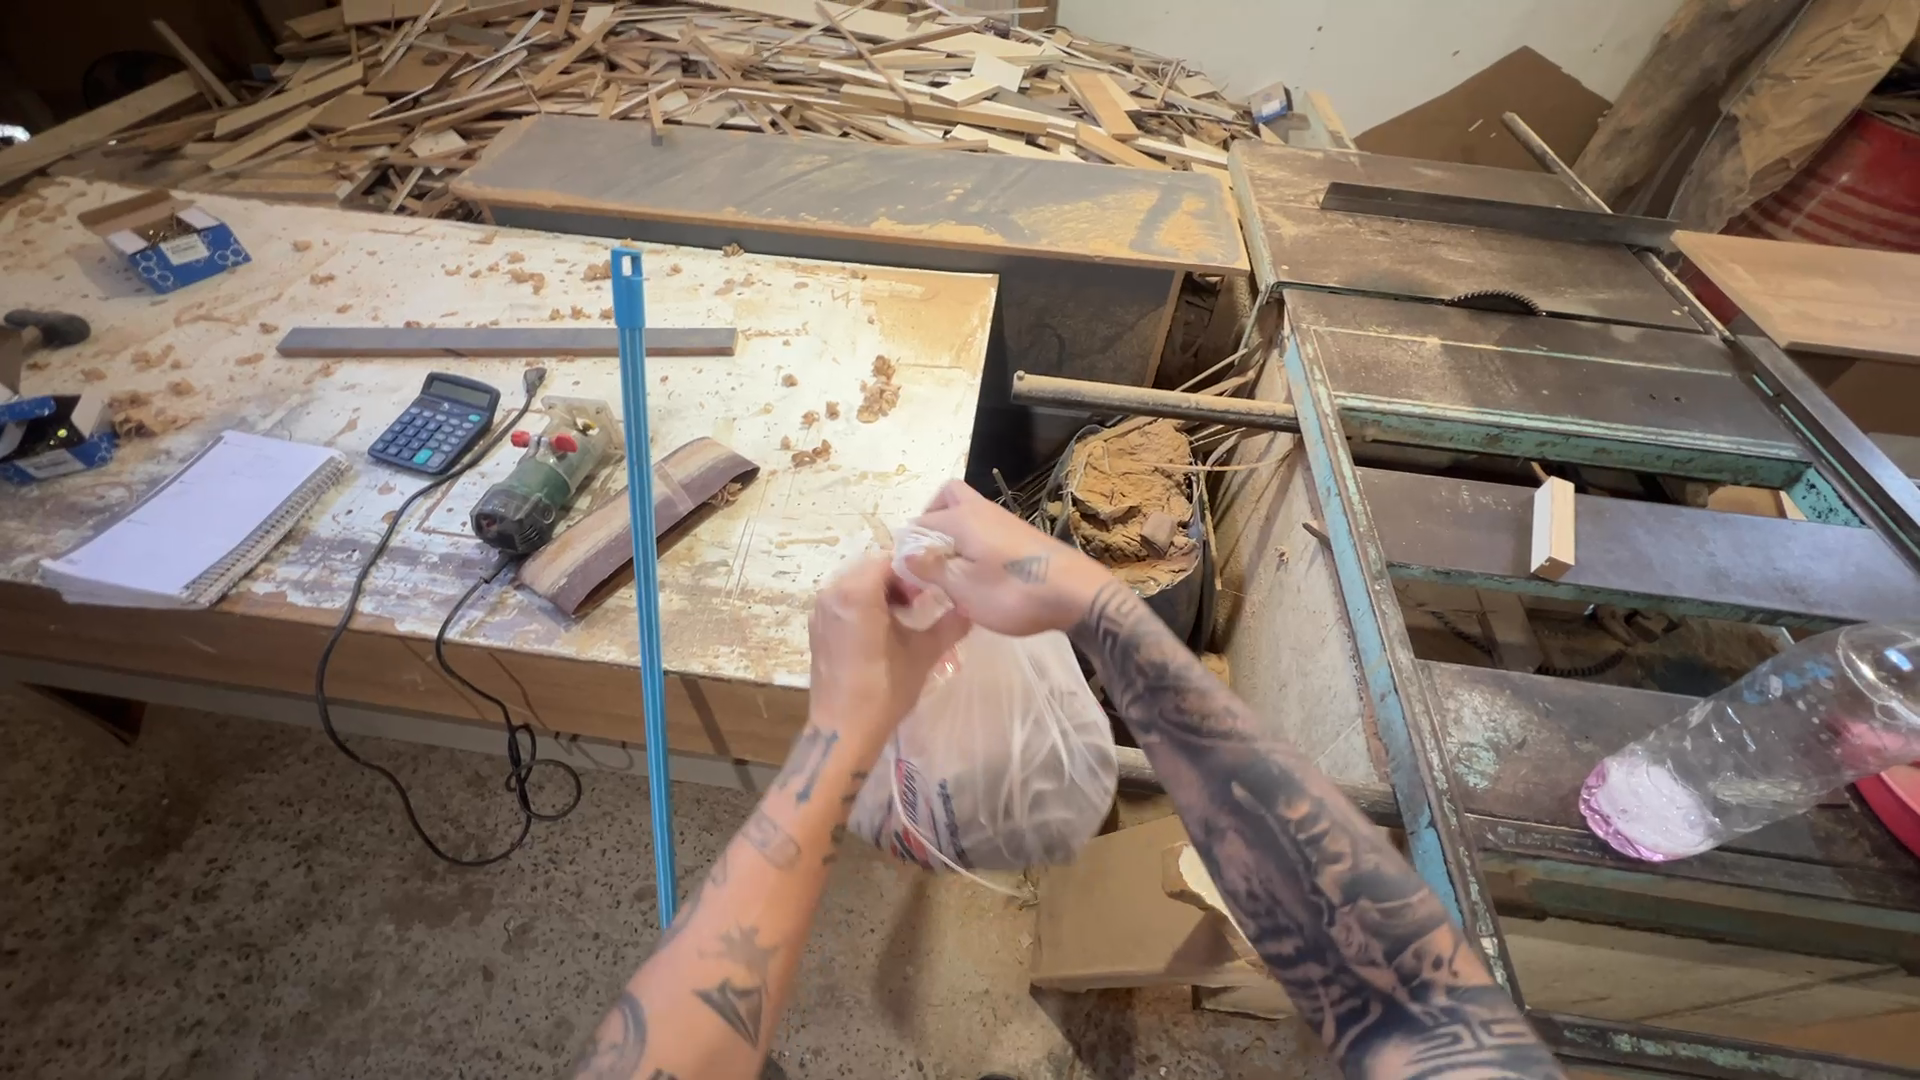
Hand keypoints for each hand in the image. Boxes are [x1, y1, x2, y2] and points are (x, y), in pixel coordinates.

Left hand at [808, 553, 969, 735]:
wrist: (844, 730)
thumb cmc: (884, 689)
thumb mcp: (924, 653)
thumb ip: (950, 624)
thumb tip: (970, 605)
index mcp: (856, 592)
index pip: (889, 559)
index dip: (915, 568)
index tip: (934, 587)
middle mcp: (832, 592)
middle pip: (871, 567)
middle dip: (898, 579)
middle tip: (922, 601)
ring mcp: (820, 610)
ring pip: (856, 582)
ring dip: (882, 591)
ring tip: (906, 615)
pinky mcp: (818, 627)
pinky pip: (844, 600)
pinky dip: (865, 604)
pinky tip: (884, 629)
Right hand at [907, 480, 1112, 636]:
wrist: (1077, 595)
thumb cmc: (1013, 593)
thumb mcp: (963, 588)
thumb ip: (932, 569)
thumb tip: (906, 554)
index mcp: (962, 518)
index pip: (922, 522)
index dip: (909, 546)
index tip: (909, 574)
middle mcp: (983, 511)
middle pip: (949, 496)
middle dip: (933, 518)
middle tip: (929, 553)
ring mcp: (1006, 521)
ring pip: (970, 513)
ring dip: (955, 533)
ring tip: (952, 570)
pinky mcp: (1023, 536)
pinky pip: (988, 528)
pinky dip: (975, 542)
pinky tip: (980, 574)